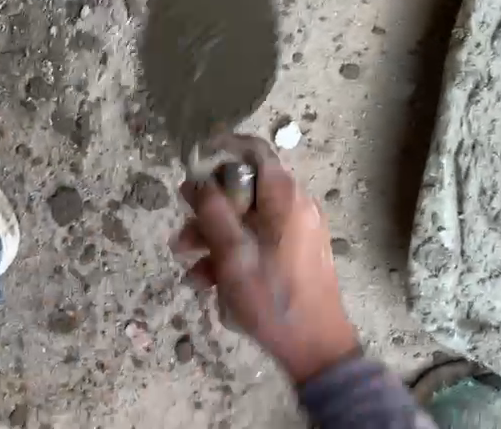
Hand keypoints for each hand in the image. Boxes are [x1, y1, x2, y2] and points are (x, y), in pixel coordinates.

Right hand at [171, 133, 360, 383]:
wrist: (317, 353)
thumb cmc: (272, 296)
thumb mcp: (231, 251)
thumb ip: (211, 208)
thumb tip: (197, 180)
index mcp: (285, 197)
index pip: (253, 150)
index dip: (221, 147)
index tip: (193, 159)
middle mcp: (295, 207)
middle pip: (243, 188)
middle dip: (207, 207)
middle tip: (182, 223)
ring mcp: (297, 232)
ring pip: (245, 217)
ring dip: (213, 235)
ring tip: (187, 261)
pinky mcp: (295, 254)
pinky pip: (257, 239)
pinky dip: (232, 252)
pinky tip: (207, 280)